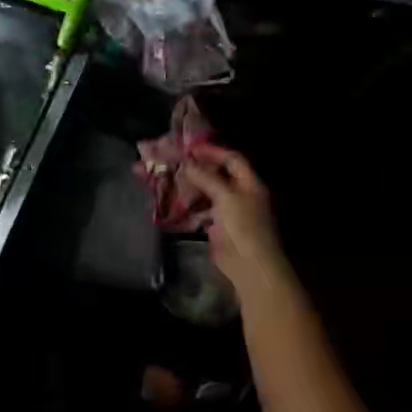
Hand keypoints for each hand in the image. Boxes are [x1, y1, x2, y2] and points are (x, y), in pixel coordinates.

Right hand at [180, 144, 289, 292]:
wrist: (249, 264)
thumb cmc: (244, 226)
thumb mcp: (227, 197)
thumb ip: (206, 178)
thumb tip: (187, 163)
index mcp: (249, 183)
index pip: (232, 159)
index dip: (212, 151)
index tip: (189, 148)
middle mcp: (238, 193)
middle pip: (214, 174)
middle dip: (192, 168)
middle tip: (169, 161)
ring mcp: (226, 209)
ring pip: (202, 191)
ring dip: (183, 185)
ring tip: (162, 179)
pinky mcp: (214, 224)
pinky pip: (196, 208)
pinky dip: (182, 204)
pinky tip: (166, 201)